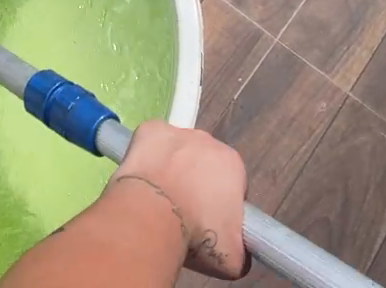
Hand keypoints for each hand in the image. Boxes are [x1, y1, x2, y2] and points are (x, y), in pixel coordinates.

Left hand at [107, 121, 249, 279]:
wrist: (153, 215)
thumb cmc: (199, 234)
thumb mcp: (234, 257)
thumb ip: (240, 246)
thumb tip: (233, 246)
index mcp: (232, 163)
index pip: (231, 182)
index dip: (221, 202)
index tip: (208, 220)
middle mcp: (207, 140)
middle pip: (203, 163)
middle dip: (196, 181)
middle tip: (184, 209)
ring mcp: (176, 131)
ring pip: (177, 152)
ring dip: (172, 168)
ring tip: (160, 197)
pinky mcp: (149, 129)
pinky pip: (152, 142)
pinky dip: (149, 157)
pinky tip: (145, 178)